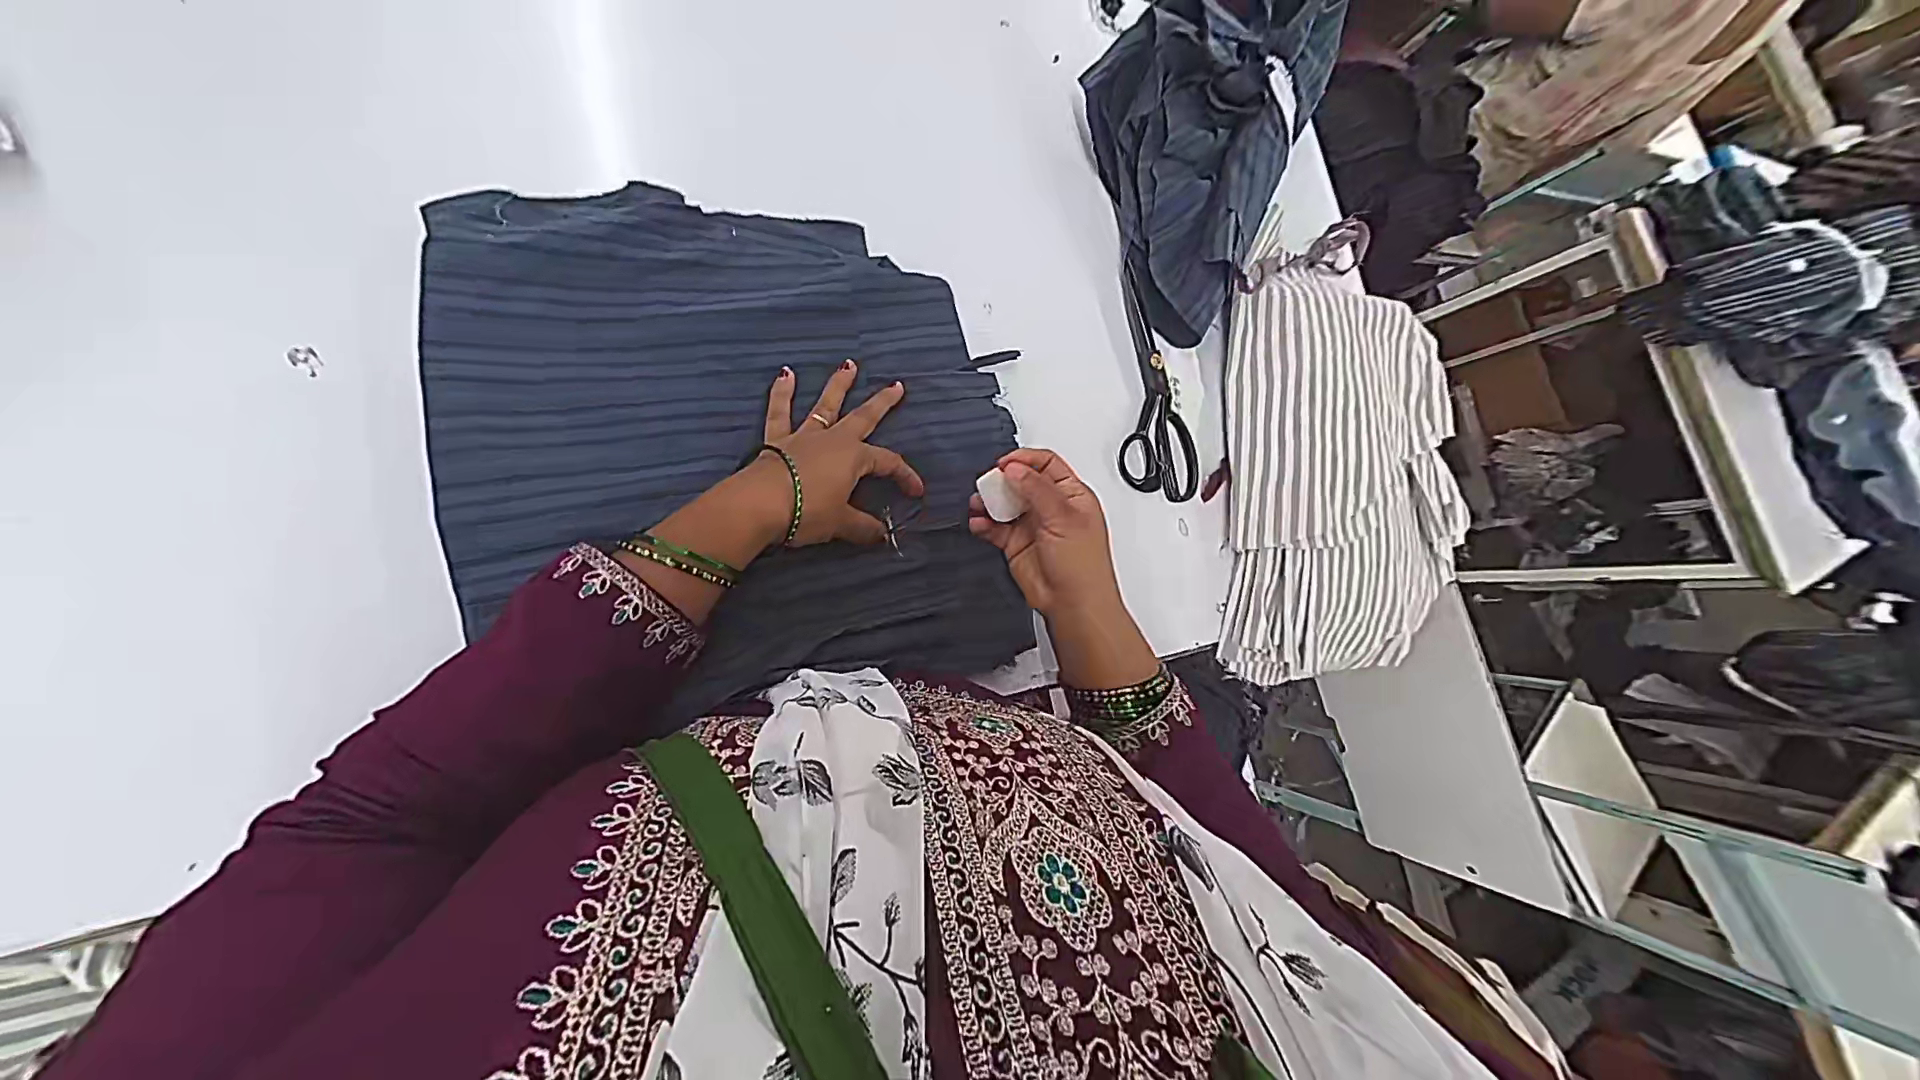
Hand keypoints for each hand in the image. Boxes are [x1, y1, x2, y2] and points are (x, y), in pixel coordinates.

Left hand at [750, 359, 925, 546]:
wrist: (760, 505)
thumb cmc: (807, 512)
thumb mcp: (841, 523)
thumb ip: (863, 527)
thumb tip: (882, 536)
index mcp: (854, 458)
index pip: (888, 463)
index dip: (905, 475)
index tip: (916, 491)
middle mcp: (832, 440)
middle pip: (863, 417)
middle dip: (882, 402)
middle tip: (896, 386)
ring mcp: (804, 436)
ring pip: (825, 405)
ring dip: (839, 384)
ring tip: (849, 365)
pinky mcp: (776, 440)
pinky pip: (780, 412)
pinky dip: (782, 392)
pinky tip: (784, 373)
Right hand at [969, 448, 1156, 689]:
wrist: (1073, 603)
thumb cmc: (1084, 566)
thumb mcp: (1063, 517)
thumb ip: (1037, 489)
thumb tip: (1015, 468)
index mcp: (1071, 494)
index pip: (1046, 464)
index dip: (1025, 460)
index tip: (1005, 463)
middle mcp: (1051, 507)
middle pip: (1020, 481)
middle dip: (1002, 480)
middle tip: (988, 483)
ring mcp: (1032, 525)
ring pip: (1004, 503)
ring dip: (989, 501)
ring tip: (979, 503)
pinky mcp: (1016, 544)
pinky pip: (994, 527)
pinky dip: (984, 523)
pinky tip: (979, 522)